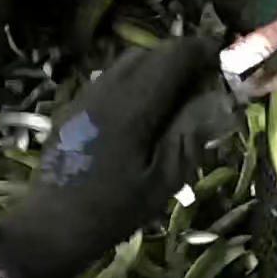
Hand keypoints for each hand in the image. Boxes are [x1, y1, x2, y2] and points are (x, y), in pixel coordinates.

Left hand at [0, 37, 238, 277]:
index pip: (172, 56)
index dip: (201, 51)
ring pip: (126, 63)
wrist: (53, 226)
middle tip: (203, 84)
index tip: (223, 61)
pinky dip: (134, 81)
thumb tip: (222, 97)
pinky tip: (143, 111)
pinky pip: (109, 79)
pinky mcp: (73, 106)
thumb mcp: (164, 179)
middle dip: (179, 59)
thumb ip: (192, 131)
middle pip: (148, 52)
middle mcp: (106, 89)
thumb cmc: (115, 209)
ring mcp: (84, 95)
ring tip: (176, 97)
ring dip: (155, 68)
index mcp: (132, 105)